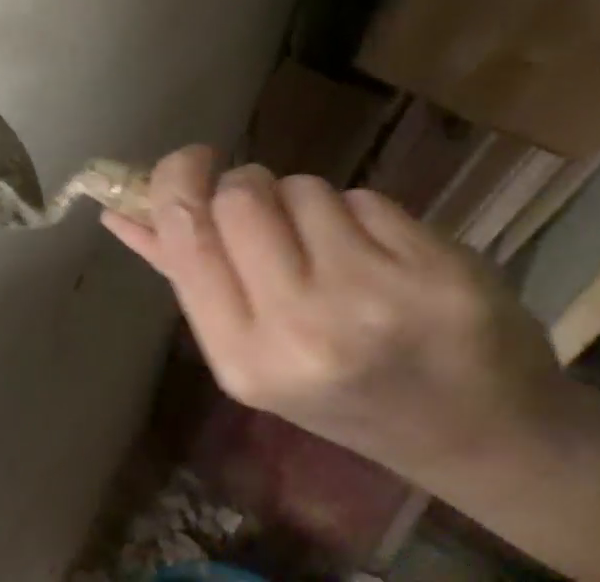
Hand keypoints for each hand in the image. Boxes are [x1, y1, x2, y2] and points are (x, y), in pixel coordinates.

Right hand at [101, 146, 565, 475]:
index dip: (179, 179)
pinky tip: (385, 257)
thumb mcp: (249, 350)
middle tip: (267, 210)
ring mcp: (375, 301)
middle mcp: (302, 331)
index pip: (185, 233)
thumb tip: (116, 210)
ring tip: (334, 249)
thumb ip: (183, 274)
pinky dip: (362, 213)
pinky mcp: (436, 274)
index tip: (194, 161)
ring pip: (303, 189)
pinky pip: (363, 197)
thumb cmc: (344, 390)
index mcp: (242, 356)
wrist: (483, 438)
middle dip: (247, 186)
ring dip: (307, 202)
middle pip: (240, 196)